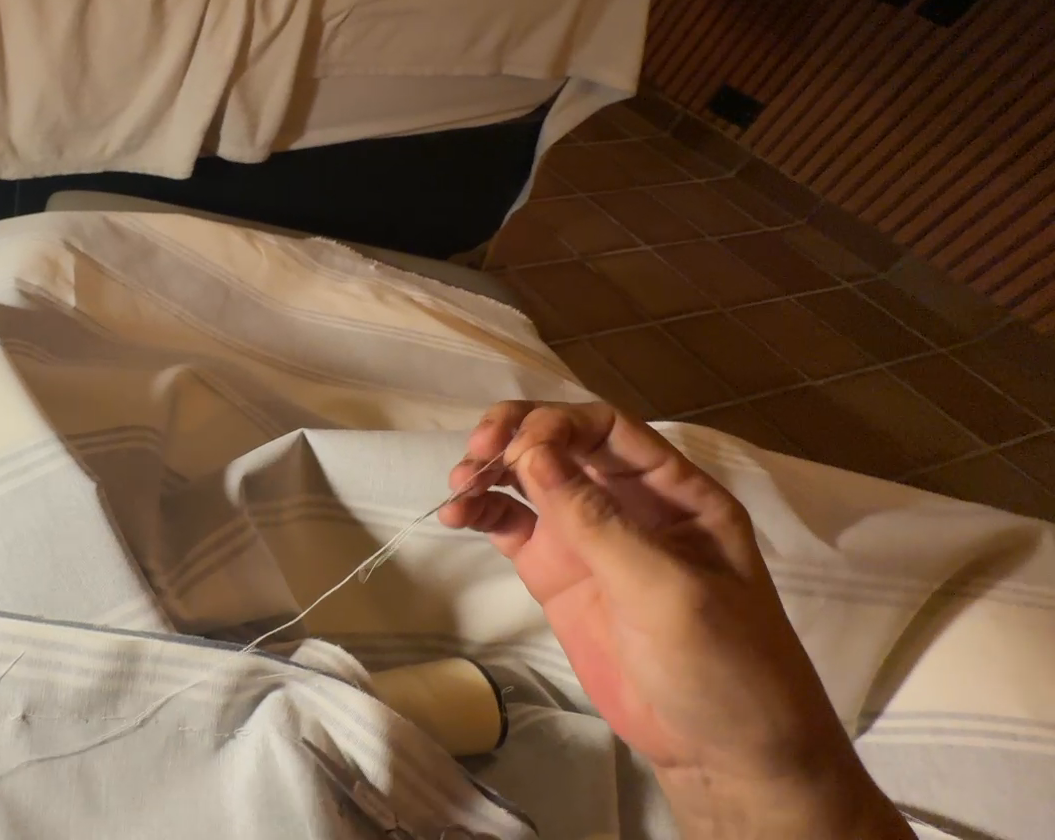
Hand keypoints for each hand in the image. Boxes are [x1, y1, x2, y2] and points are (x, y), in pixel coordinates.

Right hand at [440, 401, 910, 838]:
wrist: (721, 756)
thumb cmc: (723, 666)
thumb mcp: (666, 589)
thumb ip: (595, 519)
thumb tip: (529, 452)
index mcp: (671, 491)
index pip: (604, 427)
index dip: (555, 423)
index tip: (515, 449)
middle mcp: (623, 499)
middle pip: (557, 439)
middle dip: (511, 436)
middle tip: (476, 453)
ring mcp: (583, 533)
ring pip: (524, 475)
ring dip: (487, 469)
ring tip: (458, 488)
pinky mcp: (551, 566)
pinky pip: (507, 519)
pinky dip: (478, 509)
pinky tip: (455, 515)